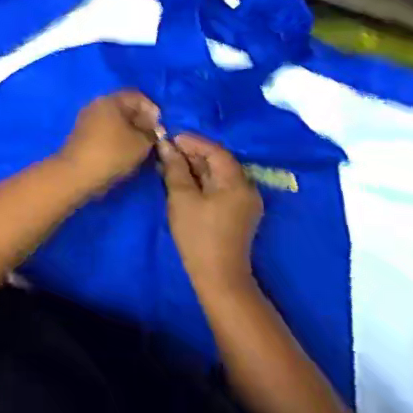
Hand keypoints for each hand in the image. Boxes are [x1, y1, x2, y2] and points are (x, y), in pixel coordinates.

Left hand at [57, 91, 160, 189]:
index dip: (153, 110)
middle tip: (153, 138)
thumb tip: (153, 128)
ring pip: (115, 120)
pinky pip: (106, 130)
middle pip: (125, 107)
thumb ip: (152, 131)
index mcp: (109, 100)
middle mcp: (95, 105)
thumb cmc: (113, 152)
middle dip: (142, 120)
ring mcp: (87, 119)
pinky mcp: (83, 134)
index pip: (137, 96)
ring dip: (130, 130)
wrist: (78, 172)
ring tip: (142, 146)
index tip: (161, 128)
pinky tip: (126, 150)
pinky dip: (118, 137)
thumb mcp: (142, 142)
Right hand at [158, 133, 262, 295]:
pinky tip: (182, 180)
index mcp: (237, 183)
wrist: (217, 275)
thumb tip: (166, 146)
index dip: (192, 141)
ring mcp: (245, 202)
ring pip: (219, 174)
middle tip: (165, 150)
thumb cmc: (198, 234)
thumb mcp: (181, 197)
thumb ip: (175, 168)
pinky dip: (202, 180)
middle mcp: (247, 189)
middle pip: (220, 161)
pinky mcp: (238, 213)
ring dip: (196, 166)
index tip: (168, 138)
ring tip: (169, 163)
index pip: (216, 151)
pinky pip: (220, 187)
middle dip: (192, 153)